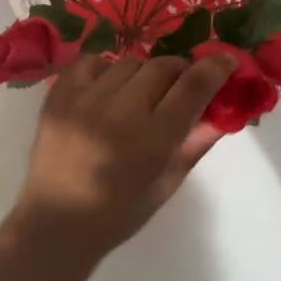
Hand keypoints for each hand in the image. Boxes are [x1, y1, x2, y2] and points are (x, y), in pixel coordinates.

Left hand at [10, 54, 235, 261]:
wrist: (56, 220)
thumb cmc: (117, 212)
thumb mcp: (166, 185)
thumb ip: (195, 144)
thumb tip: (222, 112)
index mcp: (152, 141)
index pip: (192, 87)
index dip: (214, 68)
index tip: (225, 60)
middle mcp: (118, 112)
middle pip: (161, 67)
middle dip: (179, 71)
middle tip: (180, 84)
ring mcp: (84, 100)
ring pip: (127, 62)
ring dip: (143, 73)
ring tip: (140, 94)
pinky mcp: (57, 96)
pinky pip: (90, 63)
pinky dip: (105, 70)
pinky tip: (107, 89)